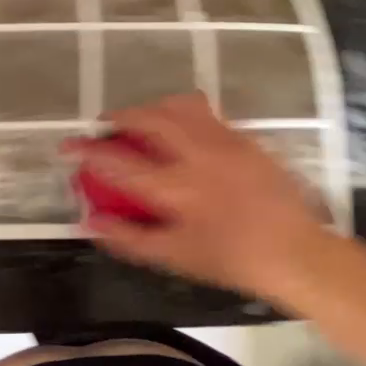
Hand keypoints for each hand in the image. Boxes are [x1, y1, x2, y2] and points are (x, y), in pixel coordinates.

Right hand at [64, 94, 334, 299]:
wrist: (298, 253)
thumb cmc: (232, 260)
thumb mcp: (175, 257)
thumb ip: (128, 238)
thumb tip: (89, 221)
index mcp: (176, 187)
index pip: (119, 162)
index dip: (87, 151)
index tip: (67, 147)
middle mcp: (197, 155)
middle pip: (148, 119)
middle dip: (119, 117)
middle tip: (104, 125)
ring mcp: (224, 141)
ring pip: (178, 105)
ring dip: (151, 108)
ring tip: (141, 120)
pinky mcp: (245, 138)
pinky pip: (207, 112)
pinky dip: (183, 113)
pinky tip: (181, 131)